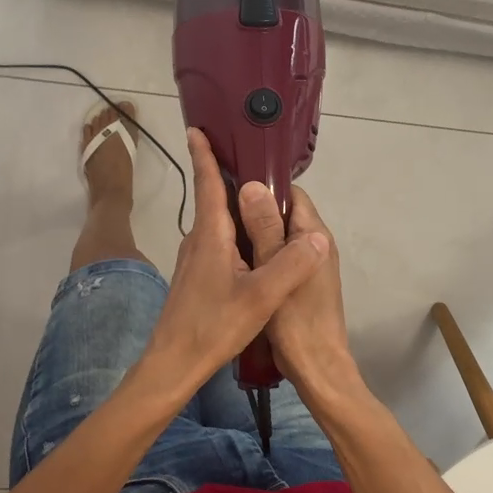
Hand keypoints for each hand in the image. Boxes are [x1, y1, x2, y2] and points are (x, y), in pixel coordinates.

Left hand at [141, 130, 327, 391]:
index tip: (196, 128)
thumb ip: (291, 265)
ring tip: (264, 200)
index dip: (204, 155)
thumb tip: (318, 237)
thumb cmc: (213, 326)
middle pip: (214, 199)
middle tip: (254, 158)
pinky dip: (235, 232)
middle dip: (229, 176)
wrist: (173, 364)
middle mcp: (199, 240)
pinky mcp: (197, 277)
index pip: (208, 184)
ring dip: (235, 207)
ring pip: (218, 223)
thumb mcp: (261, 298)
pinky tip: (255, 247)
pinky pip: (219, 242)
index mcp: (211, 236)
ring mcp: (195, 260)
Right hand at [238, 182, 361, 403]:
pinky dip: (258, 255)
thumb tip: (252, 185)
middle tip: (219, 212)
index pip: (292, 194)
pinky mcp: (300, 283)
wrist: (316, 366)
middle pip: (284, 214)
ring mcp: (309, 265)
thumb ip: (264, 227)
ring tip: (220, 233)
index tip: (232, 187)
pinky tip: (236, 263)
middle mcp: (316, 244)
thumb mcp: (274, 269)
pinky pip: (277, 257)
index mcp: (315, 235)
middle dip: (254, 210)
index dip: (264, 187)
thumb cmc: (296, 318)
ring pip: (279, 237)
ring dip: (254, 234)